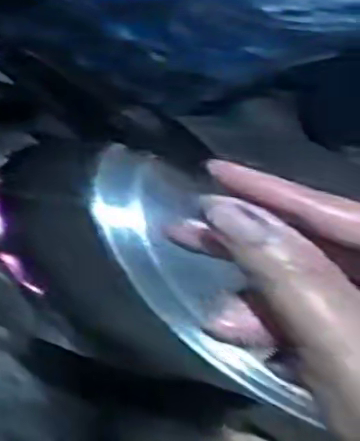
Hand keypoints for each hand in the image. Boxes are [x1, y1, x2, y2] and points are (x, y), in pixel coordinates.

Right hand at [175, 160, 359, 437]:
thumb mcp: (346, 358)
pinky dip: (291, 327)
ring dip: (264, 297)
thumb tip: (224, 208)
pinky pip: (340, 323)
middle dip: (258, 247)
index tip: (215, 172)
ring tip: (220, 318)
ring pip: (333, 291)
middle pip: (343, 257)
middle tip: (187, 234)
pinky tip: (255, 342)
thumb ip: (291, 279)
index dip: (290, 196)